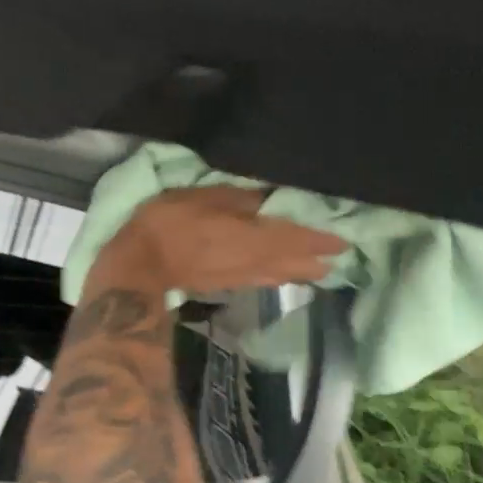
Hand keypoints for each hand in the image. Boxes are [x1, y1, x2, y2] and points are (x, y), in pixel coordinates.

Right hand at [100, 185, 347, 293]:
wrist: (136, 267)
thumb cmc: (168, 226)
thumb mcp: (202, 198)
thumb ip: (240, 197)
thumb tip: (270, 196)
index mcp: (264, 238)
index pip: (310, 239)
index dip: (330, 237)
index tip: (346, 235)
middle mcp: (262, 262)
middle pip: (304, 266)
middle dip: (319, 259)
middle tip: (331, 252)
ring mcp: (242, 278)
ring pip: (284, 277)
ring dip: (298, 271)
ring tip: (309, 265)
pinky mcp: (223, 286)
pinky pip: (261, 281)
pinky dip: (273, 276)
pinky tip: (270, 272)